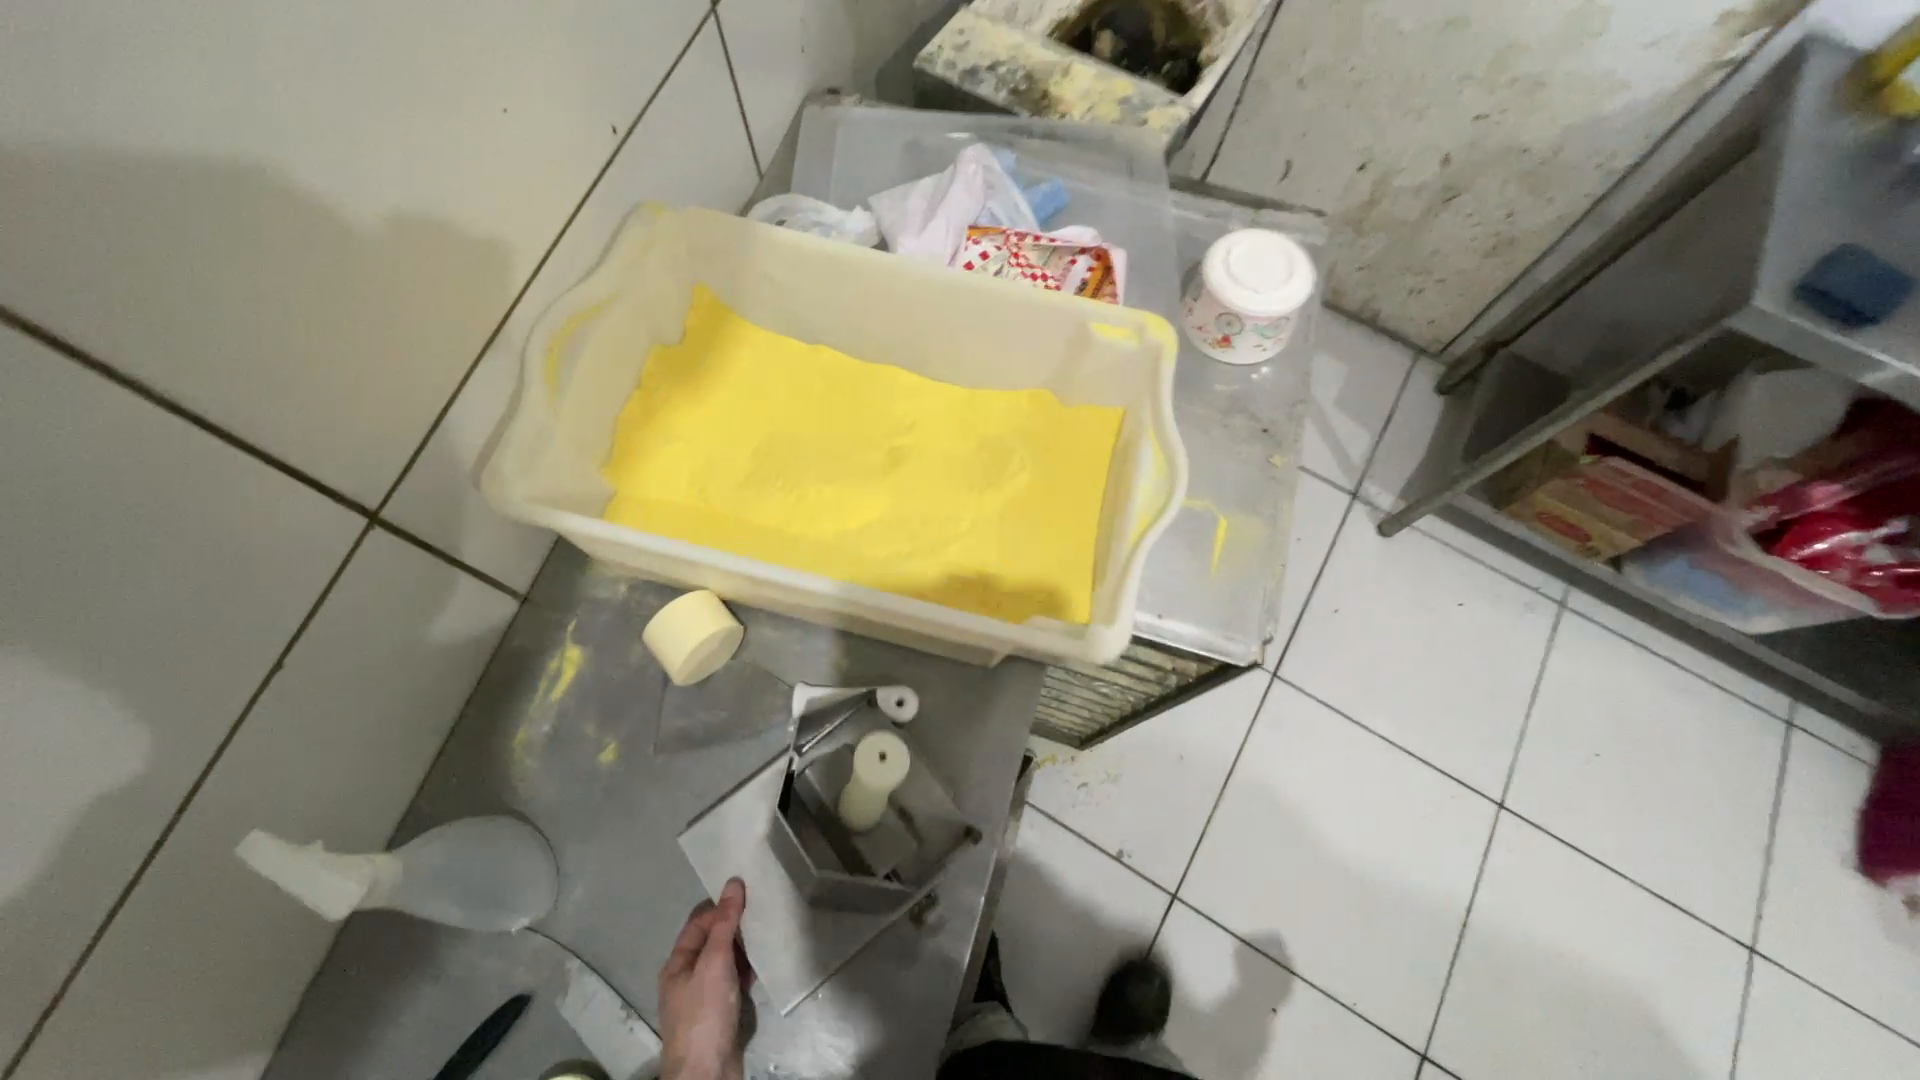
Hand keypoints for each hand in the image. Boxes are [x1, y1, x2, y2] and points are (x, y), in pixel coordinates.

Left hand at [659, 878, 751, 1079]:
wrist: (707, 1073)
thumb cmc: (705, 1013)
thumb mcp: (715, 961)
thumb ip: (725, 923)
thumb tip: (733, 883)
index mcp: (677, 964)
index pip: (699, 923)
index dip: (721, 906)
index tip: (749, 892)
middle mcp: (688, 978)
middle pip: (713, 942)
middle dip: (735, 926)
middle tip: (764, 909)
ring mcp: (704, 998)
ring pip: (726, 963)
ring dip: (744, 949)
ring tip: (769, 931)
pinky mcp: (722, 1014)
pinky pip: (735, 983)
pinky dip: (748, 971)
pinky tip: (765, 964)